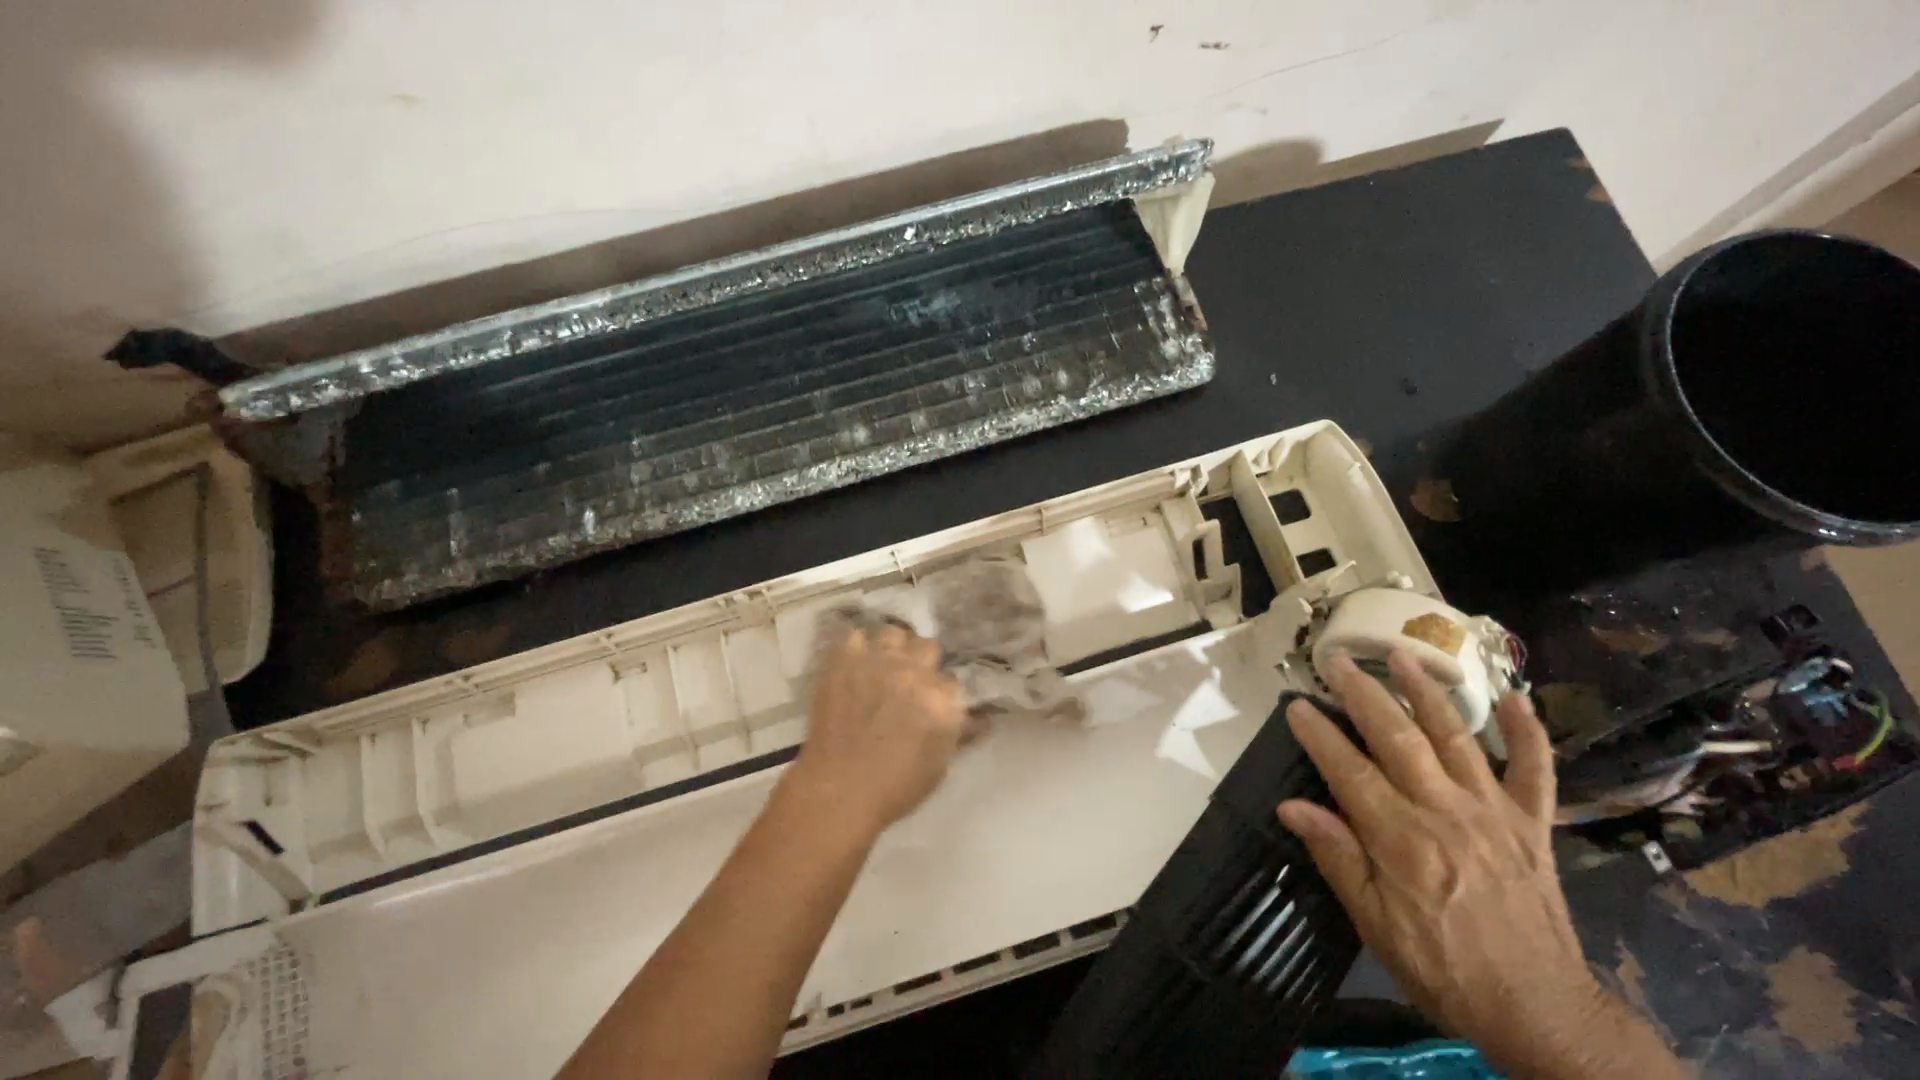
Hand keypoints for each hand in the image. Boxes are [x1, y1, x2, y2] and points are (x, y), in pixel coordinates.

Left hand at [788, 623, 966, 831]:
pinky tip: (856, 665)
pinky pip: (855, 636)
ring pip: (894, 632)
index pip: (953, 680)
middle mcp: (913, 672)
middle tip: (911, 682)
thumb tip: (983, 719)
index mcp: (942, 699)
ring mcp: (877, 663)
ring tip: (884, 665)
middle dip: (923, 663)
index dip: (943, 693)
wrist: (839, 791)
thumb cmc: (895, 788)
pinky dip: (858, 648)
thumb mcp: (939, 766)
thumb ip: (960, 734)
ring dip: (893, 648)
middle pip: (928, 647)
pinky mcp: (844, 662)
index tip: (934, 704)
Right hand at [1277, 650, 1684, 1079]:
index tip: (1296, 704)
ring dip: (1426, 691)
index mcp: (1399, 839)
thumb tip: (1292, 806)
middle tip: (1336, 660)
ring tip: (1402, 654)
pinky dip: (1527, 732)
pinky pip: (1535, 769)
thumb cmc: (1442, 970)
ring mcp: (1493, 812)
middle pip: (1396, 736)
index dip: (1318, 733)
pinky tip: (1515, 698)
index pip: (1347, 769)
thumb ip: (1336, 858)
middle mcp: (1444, 811)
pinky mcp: (1532, 824)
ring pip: (1455, 736)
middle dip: (1362, 693)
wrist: (1537, 1008)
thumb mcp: (1374, 925)